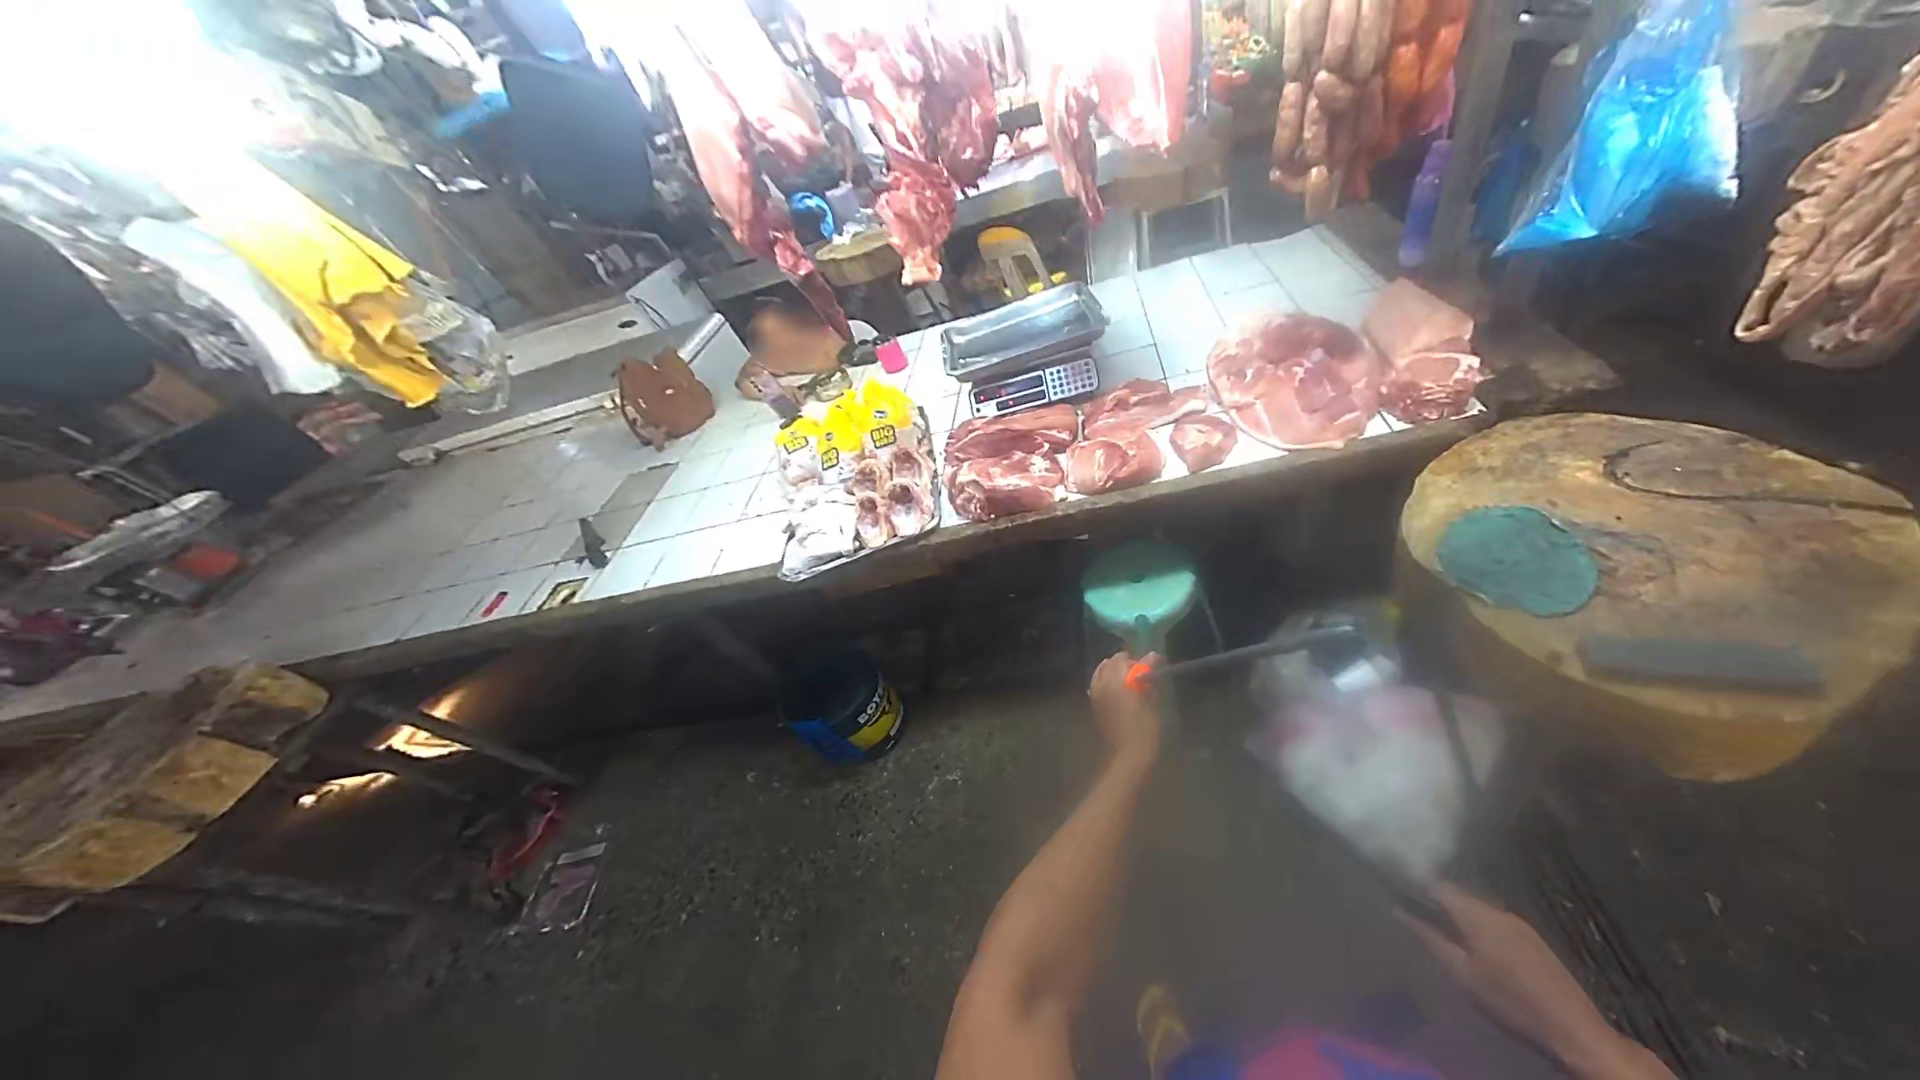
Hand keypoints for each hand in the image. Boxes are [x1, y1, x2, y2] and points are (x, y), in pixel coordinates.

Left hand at [1089, 651, 1161, 765]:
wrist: (1129, 754)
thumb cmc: (1145, 728)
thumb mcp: (1151, 701)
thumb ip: (1148, 677)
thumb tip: (1152, 658)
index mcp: (1116, 681)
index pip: (1124, 660)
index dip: (1139, 661)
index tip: (1151, 664)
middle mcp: (1102, 684)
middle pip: (1110, 663)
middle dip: (1125, 664)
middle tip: (1140, 673)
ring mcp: (1095, 693)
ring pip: (1101, 671)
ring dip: (1113, 670)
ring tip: (1128, 680)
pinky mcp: (1094, 703)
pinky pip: (1097, 683)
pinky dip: (1105, 680)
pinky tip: (1117, 688)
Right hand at [1400, 883, 1676, 1079]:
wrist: (1575, 1032)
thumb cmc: (1509, 1001)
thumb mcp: (1461, 973)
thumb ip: (1428, 937)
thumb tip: (1397, 909)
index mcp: (1476, 914)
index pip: (1436, 884)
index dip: (1413, 880)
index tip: (1393, 881)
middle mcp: (1497, 910)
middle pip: (1457, 894)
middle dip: (1433, 897)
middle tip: (1411, 905)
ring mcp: (1519, 924)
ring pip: (1476, 907)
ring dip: (1456, 911)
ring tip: (1437, 923)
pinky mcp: (1533, 939)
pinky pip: (1493, 919)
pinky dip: (1475, 921)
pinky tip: (1471, 940)